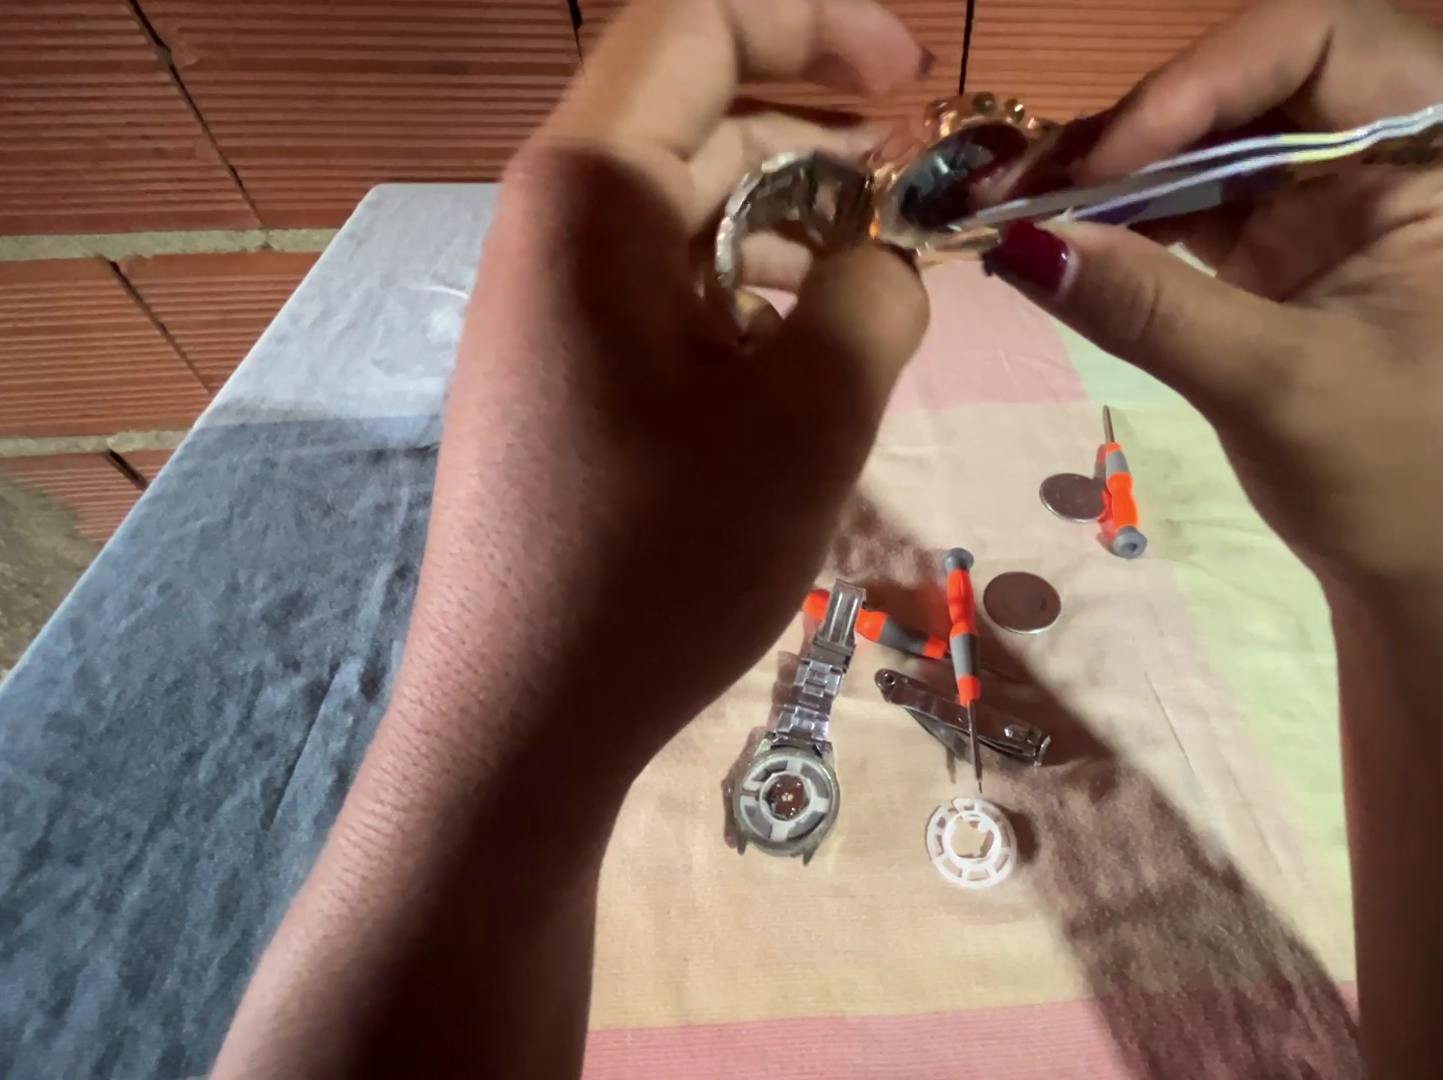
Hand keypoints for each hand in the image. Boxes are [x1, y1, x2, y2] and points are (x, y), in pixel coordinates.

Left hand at [398, 0, 934, 766]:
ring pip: (691, 227)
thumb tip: (891, 262)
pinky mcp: (564, 388)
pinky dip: (749, 310)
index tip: (912, 78)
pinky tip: (799, 371)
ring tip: (871, 299)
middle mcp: (550, 233)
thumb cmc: (664, 561)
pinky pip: (671, 306)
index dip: (817, 26)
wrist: (531, 714)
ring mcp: (548, 317)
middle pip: (697, 127)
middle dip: (819, 146)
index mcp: (590, 196)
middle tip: (911, 200)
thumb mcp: (810, 418)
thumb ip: (879, 300)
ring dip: (792, 240)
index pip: (696, 26)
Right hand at [983, 0, 1442, 591]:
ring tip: (1017, 215)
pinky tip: (1063, 246)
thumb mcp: (1269, 383)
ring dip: (1110, 185)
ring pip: (1204, 158)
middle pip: (1243, 95)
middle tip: (1018, 189)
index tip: (1101, 166)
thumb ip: (1145, 306)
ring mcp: (1327, 212)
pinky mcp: (1279, 264)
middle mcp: (1389, 158)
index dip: (1196, 83)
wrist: (1424, 570)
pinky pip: (1192, 222)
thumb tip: (1020, 245)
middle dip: (1128, 137)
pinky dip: (1125, 233)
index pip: (1316, 42)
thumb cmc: (1394, 476)